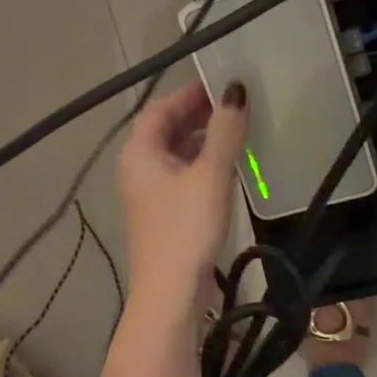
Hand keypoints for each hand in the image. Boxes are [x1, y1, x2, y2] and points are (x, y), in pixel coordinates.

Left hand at [116, 80, 247, 305]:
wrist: (170, 292)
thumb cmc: (186, 228)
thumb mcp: (210, 175)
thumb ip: (225, 132)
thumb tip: (235, 91)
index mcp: (139, 152)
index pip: (161, 108)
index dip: (191, 93)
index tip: (224, 84)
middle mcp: (138, 168)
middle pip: (166, 130)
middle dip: (199, 116)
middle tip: (236, 107)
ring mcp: (149, 195)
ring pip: (176, 155)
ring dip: (203, 142)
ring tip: (238, 134)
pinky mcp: (163, 216)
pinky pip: (182, 178)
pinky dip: (202, 166)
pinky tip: (228, 170)